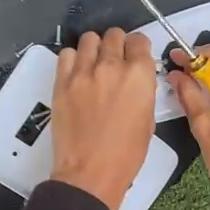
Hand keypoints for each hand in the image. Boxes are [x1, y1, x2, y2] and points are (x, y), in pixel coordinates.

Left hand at [49, 28, 157, 209]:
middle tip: (114, 61)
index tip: (134, 56)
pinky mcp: (61, 83)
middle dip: (117, 45)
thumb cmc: (125, 155)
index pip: (139, 41)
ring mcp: (83, 73)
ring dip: (94, 48)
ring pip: (89, 39)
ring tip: (94, 64)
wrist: (90, 173)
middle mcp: (111, 67)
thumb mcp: (147, 121)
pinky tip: (76, 74)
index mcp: (139, 76)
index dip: (137, 48)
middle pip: (114, 35)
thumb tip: (136, 80)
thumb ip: (142, 92)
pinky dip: (73, 59)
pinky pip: (66, 54)